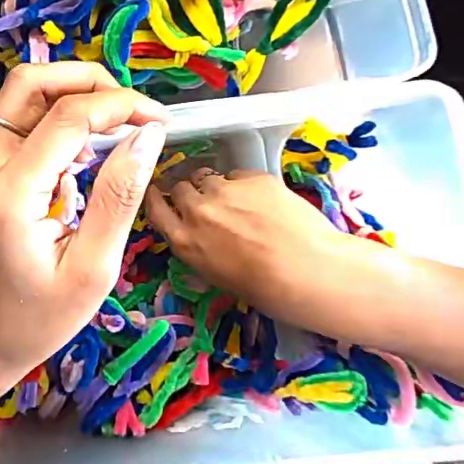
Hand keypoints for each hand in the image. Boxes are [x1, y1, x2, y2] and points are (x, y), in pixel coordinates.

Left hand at [0, 63, 168, 397]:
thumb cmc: (40, 318)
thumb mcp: (93, 268)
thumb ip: (118, 196)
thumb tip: (148, 135)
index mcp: (8, 195)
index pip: (65, 117)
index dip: (118, 105)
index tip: (159, 120)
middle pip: (28, 84)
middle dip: (86, 81)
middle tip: (132, 109)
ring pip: (20, 98)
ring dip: (71, 99)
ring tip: (115, 133)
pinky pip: (18, 125)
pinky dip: (55, 122)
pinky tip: (84, 156)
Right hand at [146, 168, 396, 335]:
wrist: (308, 270)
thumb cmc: (265, 288)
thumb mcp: (215, 273)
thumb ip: (198, 245)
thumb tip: (200, 233)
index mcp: (184, 241)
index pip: (155, 208)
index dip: (157, 198)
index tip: (159, 193)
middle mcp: (197, 211)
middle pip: (181, 187)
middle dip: (190, 193)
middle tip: (208, 203)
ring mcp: (225, 189)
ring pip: (208, 176)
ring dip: (215, 186)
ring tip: (237, 201)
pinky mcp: (253, 176)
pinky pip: (238, 175)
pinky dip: (244, 184)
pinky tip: (262, 201)